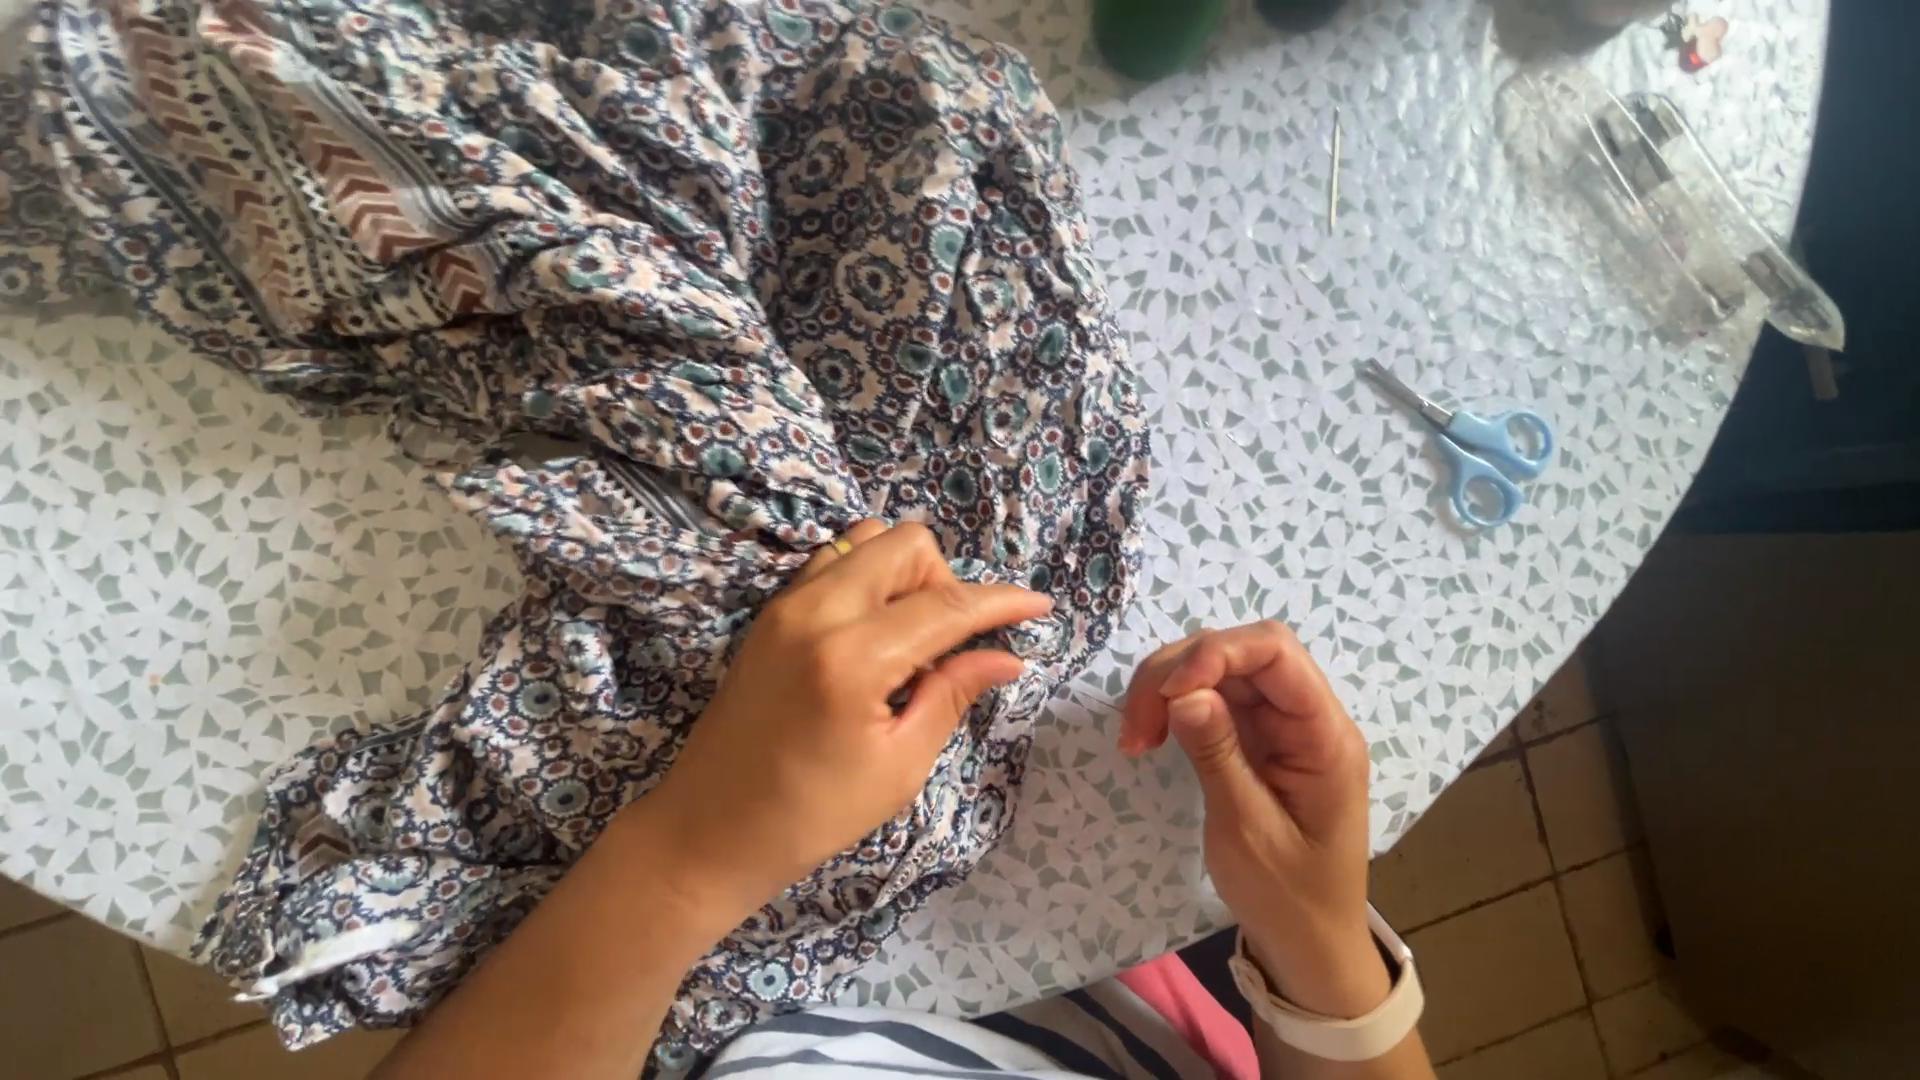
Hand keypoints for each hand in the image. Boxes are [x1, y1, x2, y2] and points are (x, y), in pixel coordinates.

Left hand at [641, 520, 1053, 912]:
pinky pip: (834, 562)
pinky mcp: (770, 612)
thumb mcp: (898, 765)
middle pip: (906, 544)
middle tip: (944, 648)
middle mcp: (816, 610)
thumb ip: (952, 693)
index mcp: (852, 657)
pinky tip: (872, 634)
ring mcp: (786, 604)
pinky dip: (869, 579)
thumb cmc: (811, 815)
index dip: (1002, 602)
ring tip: (906, 642)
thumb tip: (1005, 657)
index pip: (947, 606)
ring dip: (905, 576)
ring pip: (867, 540)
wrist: (707, 830)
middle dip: (944, 582)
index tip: (1040, 606)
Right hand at [1120, 621, 1387, 1017]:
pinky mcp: (1252, 735)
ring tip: (1136, 736)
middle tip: (1135, 726)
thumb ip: (1218, 755)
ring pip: (1215, 669)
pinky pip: (1208, 696)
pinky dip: (1170, 706)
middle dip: (1176, 671)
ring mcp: (1276, 724)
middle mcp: (1303, 716)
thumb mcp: (1247, 830)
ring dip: (1164, 688)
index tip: (1167, 693)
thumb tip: (1183, 693)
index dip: (1215, 653)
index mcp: (1324, 735)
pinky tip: (1149, 734)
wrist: (1306, 944)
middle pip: (1238, 652)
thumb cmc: (1288, 896)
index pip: (1275, 651)